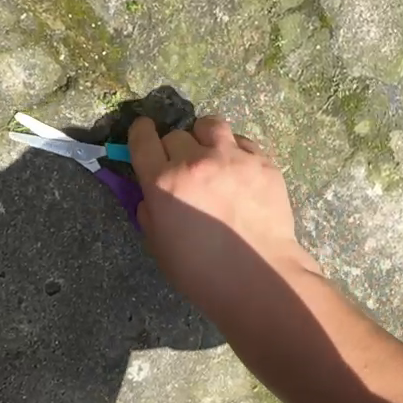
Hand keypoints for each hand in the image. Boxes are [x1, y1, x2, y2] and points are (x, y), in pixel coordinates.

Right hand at [129, 114, 320, 319]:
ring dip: (204, 138)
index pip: (143, 139)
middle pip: (176, 135)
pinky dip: (233, 151)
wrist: (257, 276)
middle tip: (181, 168)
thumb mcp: (158, 244)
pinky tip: (237, 172)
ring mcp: (232, 158)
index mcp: (163, 182)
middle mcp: (195, 162)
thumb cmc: (200, 270)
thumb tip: (151, 196)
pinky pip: (241, 142)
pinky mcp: (262, 162)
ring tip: (210, 156)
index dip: (140, 133)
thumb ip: (150, 212)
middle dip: (173, 148)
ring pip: (210, 126)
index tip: (142, 134)